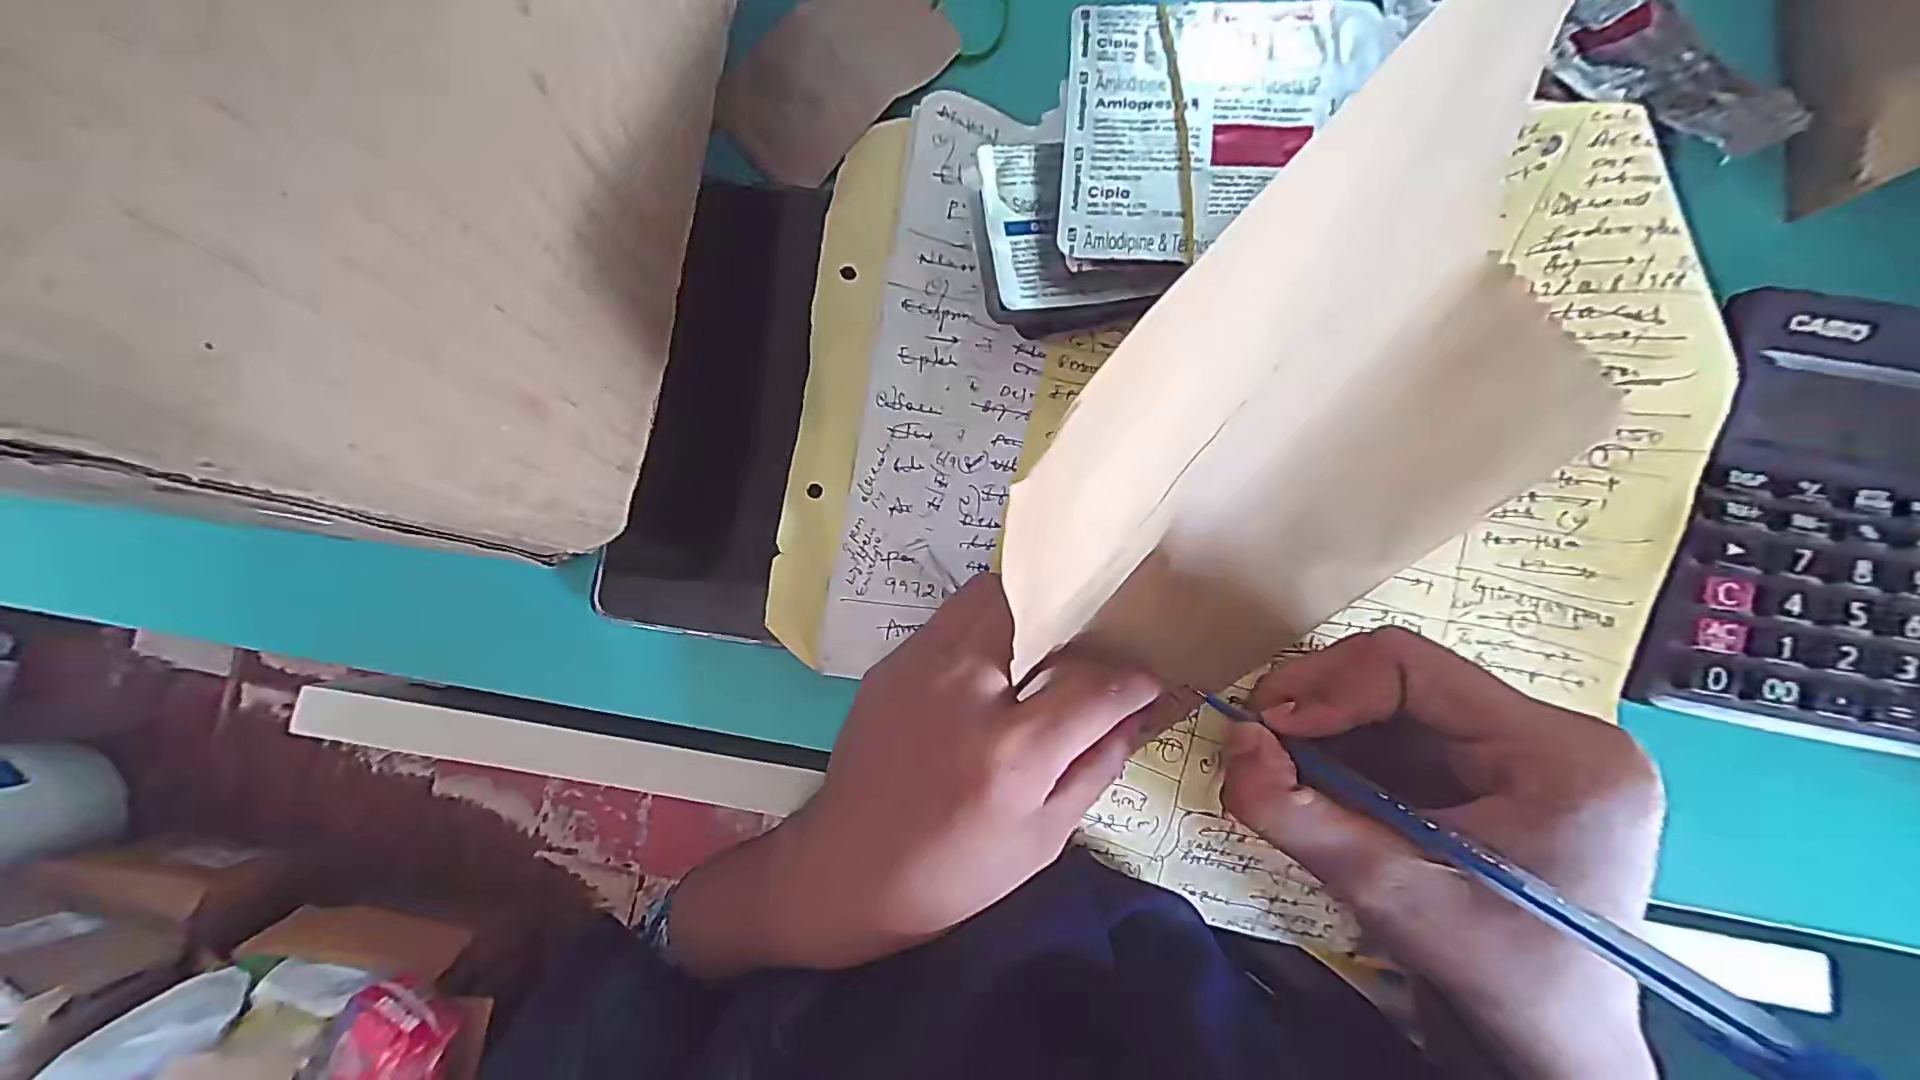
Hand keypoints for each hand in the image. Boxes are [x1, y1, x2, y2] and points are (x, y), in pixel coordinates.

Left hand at [669, 574, 1167, 977]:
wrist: (845, 870)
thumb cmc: (952, 873)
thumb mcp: (1042, 838)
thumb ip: (1096, 765)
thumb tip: (1137, 713)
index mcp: (1010, 752)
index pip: (1095, 685)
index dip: (1134, 678)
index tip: (1148, 677)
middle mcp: (965, 690)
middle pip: (1038, 612)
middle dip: (1080, 618)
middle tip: (1099, 638)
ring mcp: (921, 666)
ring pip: (990, 595)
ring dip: (1030, 607)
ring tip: (1050, 637)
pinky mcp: (893, 661)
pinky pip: (954, 614)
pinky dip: (988, 619)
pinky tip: (997, 652)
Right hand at [1219, 628, 1662, 1079]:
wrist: (1541, 1040)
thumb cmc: (1490, 971)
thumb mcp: (1381, 890)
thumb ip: (1291, 811)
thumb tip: (1238, 738)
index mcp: (1560, 752)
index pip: (1409, 665)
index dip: (1324, 686)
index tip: (1268, 727)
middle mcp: (1549, 732)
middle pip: (1394, 674)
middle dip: (1314, 704)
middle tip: (1262, 740)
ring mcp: (1520, 745)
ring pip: (1384, 696)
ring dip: (1321, 726)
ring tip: (1286, 767)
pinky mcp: (1488, 763)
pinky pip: (1391, 725)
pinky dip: (1338, 745)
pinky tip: (1320, 781)